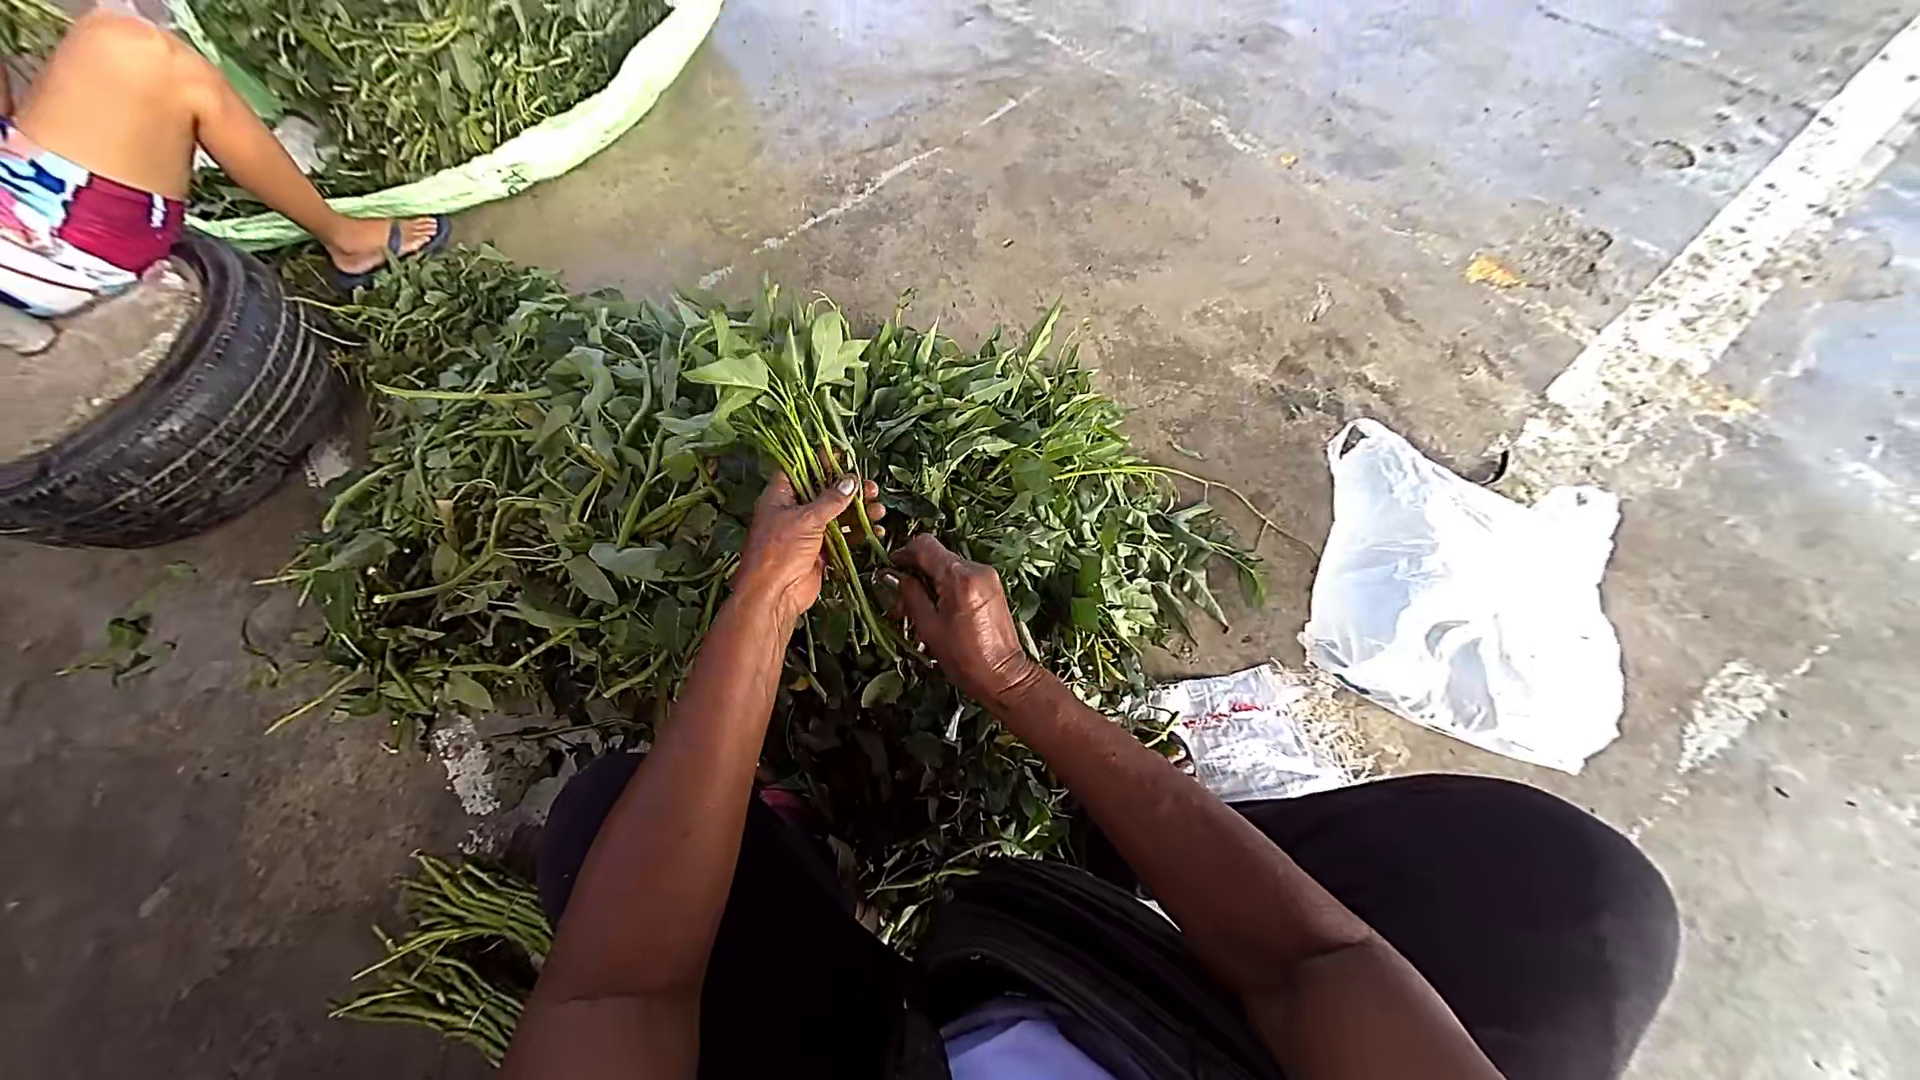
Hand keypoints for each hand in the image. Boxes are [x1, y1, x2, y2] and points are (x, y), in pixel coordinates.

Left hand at [735, 471, 883, 623]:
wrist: (774, 594)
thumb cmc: (780, 551)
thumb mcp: (806, 519)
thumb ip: (831, 500)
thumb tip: (850, 481)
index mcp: (781, 496)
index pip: (800, 469)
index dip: (820, 461)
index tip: (843, 456)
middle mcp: (793, 511)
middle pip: (824, 493)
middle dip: (848, 490)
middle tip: (871, 487)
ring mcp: (807, 532)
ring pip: (837, 516)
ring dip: (859, 512)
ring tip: (878, 508)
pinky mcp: (820, 551)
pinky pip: (842, 538)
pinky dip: (858, 533)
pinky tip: (875, 529)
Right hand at [885, 535, 1048, 711]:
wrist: (1002, 675)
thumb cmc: (964, 657)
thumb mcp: (928, 626)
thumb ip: (910, 594)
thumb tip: (893, 575)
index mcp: (959, 578)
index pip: (925, 545)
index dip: (903, 553)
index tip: (891, 566)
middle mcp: (976, 569)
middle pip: (937, 555)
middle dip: (916, 572)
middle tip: (900, 599)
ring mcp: (987, 576)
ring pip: (948, 565)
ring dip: (930, 580)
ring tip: (919, 608)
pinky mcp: (992, 585)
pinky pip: (962, 575)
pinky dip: (947, 585)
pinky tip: (939, 607)